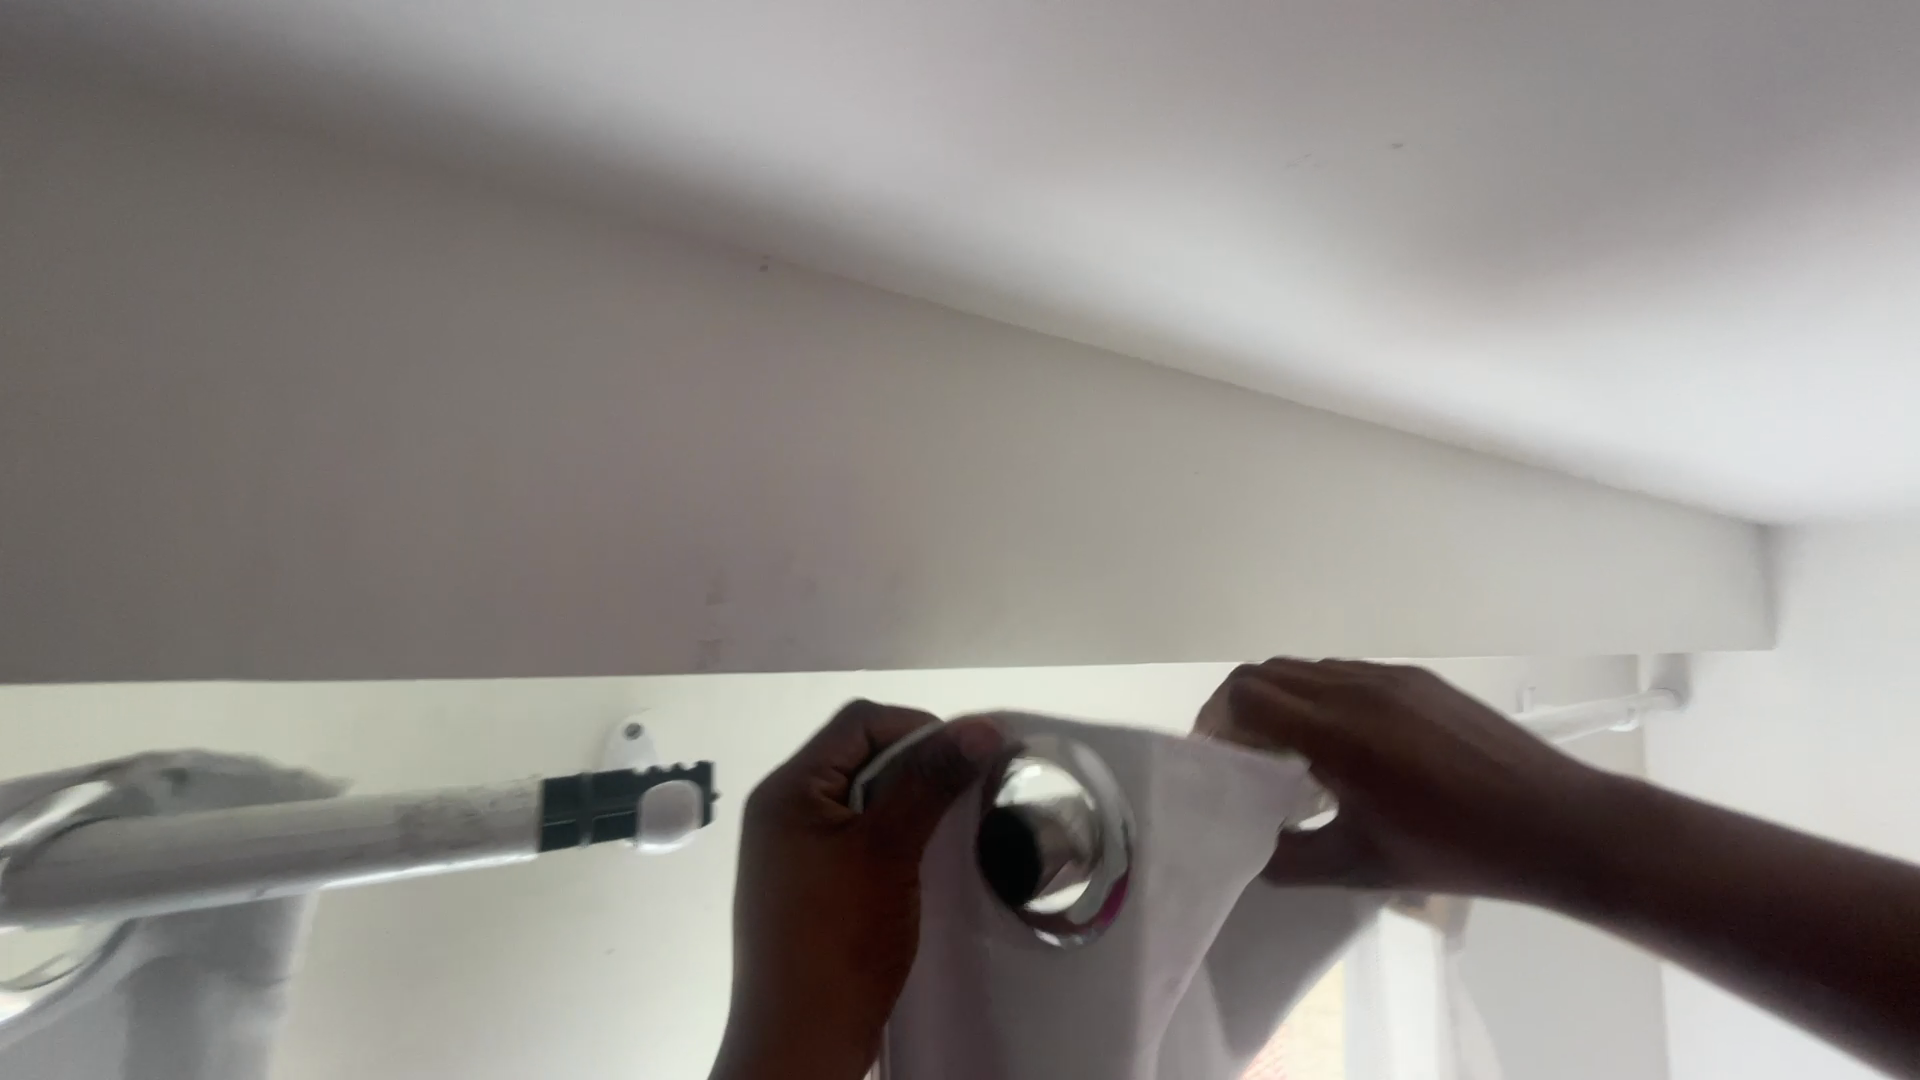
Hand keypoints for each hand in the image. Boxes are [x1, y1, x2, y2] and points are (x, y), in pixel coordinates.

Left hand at [709, 701, 1001, 1079]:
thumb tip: (980, 727)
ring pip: (860, 791)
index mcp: (789, 788)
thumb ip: (930, 781)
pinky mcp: (808, 877)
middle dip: (914, 761)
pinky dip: (891, 826)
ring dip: (906, 794)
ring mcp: (793, 844)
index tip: (965, 757)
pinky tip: (920, 849)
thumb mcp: (888, 850)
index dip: (916, 727)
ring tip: (947, 817)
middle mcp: (784, 806)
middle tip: (962, 789)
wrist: (799, 1047)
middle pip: (858, 752)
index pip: (858, 723)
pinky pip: (855, 827)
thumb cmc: (839, 941)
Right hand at [1201, 658, 1618, 902]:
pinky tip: (1346, 739)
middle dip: (1238, 707)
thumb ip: (1290, 860)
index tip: (1220, 756)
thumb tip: (1248, 850)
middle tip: (1246, 752)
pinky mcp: (1415, 678)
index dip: (1216, 720)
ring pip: (1302, 669)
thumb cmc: (1458, 852)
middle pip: (1263, 673)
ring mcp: (1386, 678)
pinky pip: (1342, 672)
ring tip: (1295, 747)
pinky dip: (1319, 695)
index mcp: (1334, 734)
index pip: (1243, 696)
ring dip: (1279, 698)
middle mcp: (1352, 690)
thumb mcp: (1362, 868)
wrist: (1562, 826)